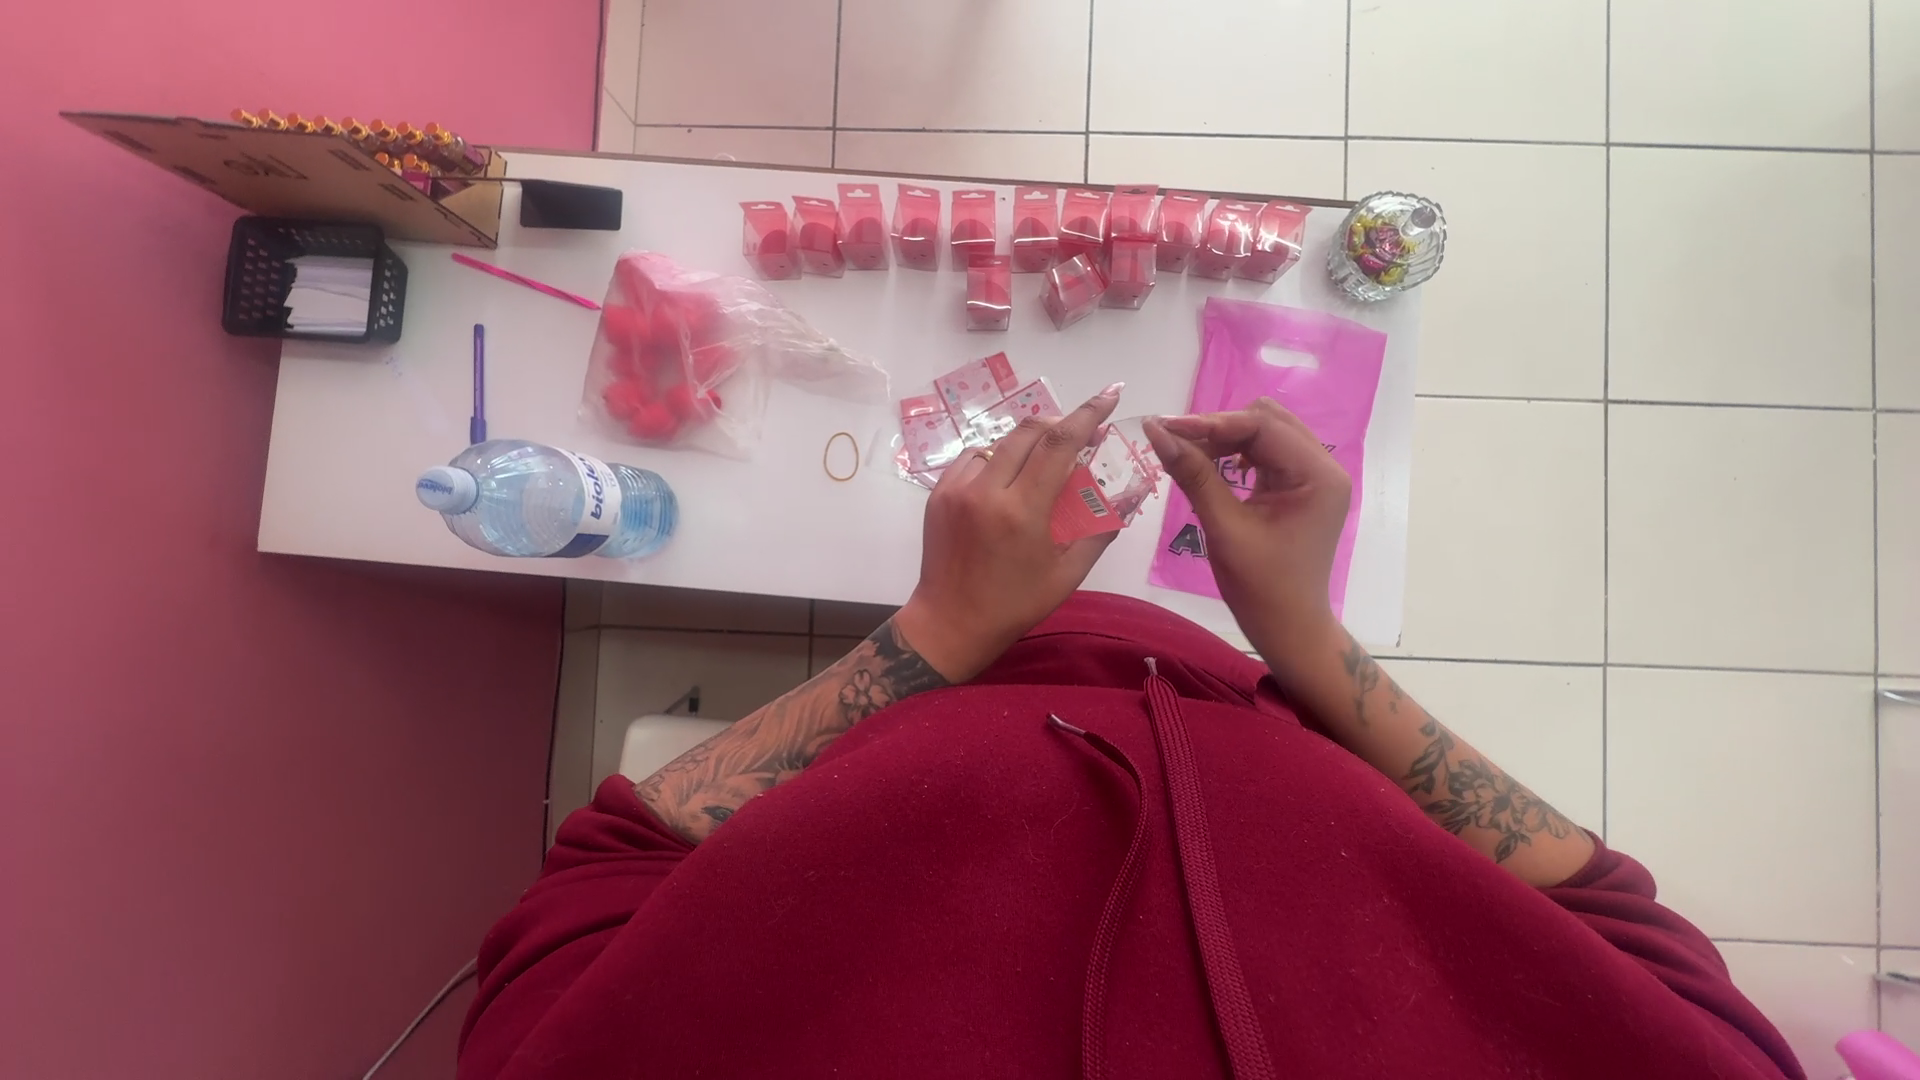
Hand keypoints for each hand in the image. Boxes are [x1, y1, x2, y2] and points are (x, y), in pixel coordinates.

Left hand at [893, 384, 1124, 681]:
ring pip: (998, 443)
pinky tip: (1005, 482)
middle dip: (1059, 424)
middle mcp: (987, 490)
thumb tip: (1131, 496)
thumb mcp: (1066, 574)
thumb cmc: (1014, 604)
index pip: (1059, 443)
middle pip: (1028, 431)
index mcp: (1022, 511)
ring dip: (1026, 445)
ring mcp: (956, 489)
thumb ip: (1100, 530)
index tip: (1110, 395)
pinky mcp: (938, 494)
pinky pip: (972, 460)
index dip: (1088, 414)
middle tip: (1079, 436)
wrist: (949, 623)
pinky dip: (994, 461)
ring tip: (1041, 466)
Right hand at [1143, 399, 1350, 674]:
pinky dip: (1236, 453)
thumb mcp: (1223, 528)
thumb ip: (1193, 475)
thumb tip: (1157, 433)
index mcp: (1317, 475)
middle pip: (1266, 420)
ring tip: (1188, 454)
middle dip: (1218, 427)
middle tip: (1175, 443)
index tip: (1165, 428)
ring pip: (1265, 433)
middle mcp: (1322, 467)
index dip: (1211, 423)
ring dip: (1225, 438)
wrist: (1287, 627)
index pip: (1261, 426)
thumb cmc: (1259, 586)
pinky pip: (1266, 454)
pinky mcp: (1299, 488)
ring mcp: (1313, 477)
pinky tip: (1212, 466)